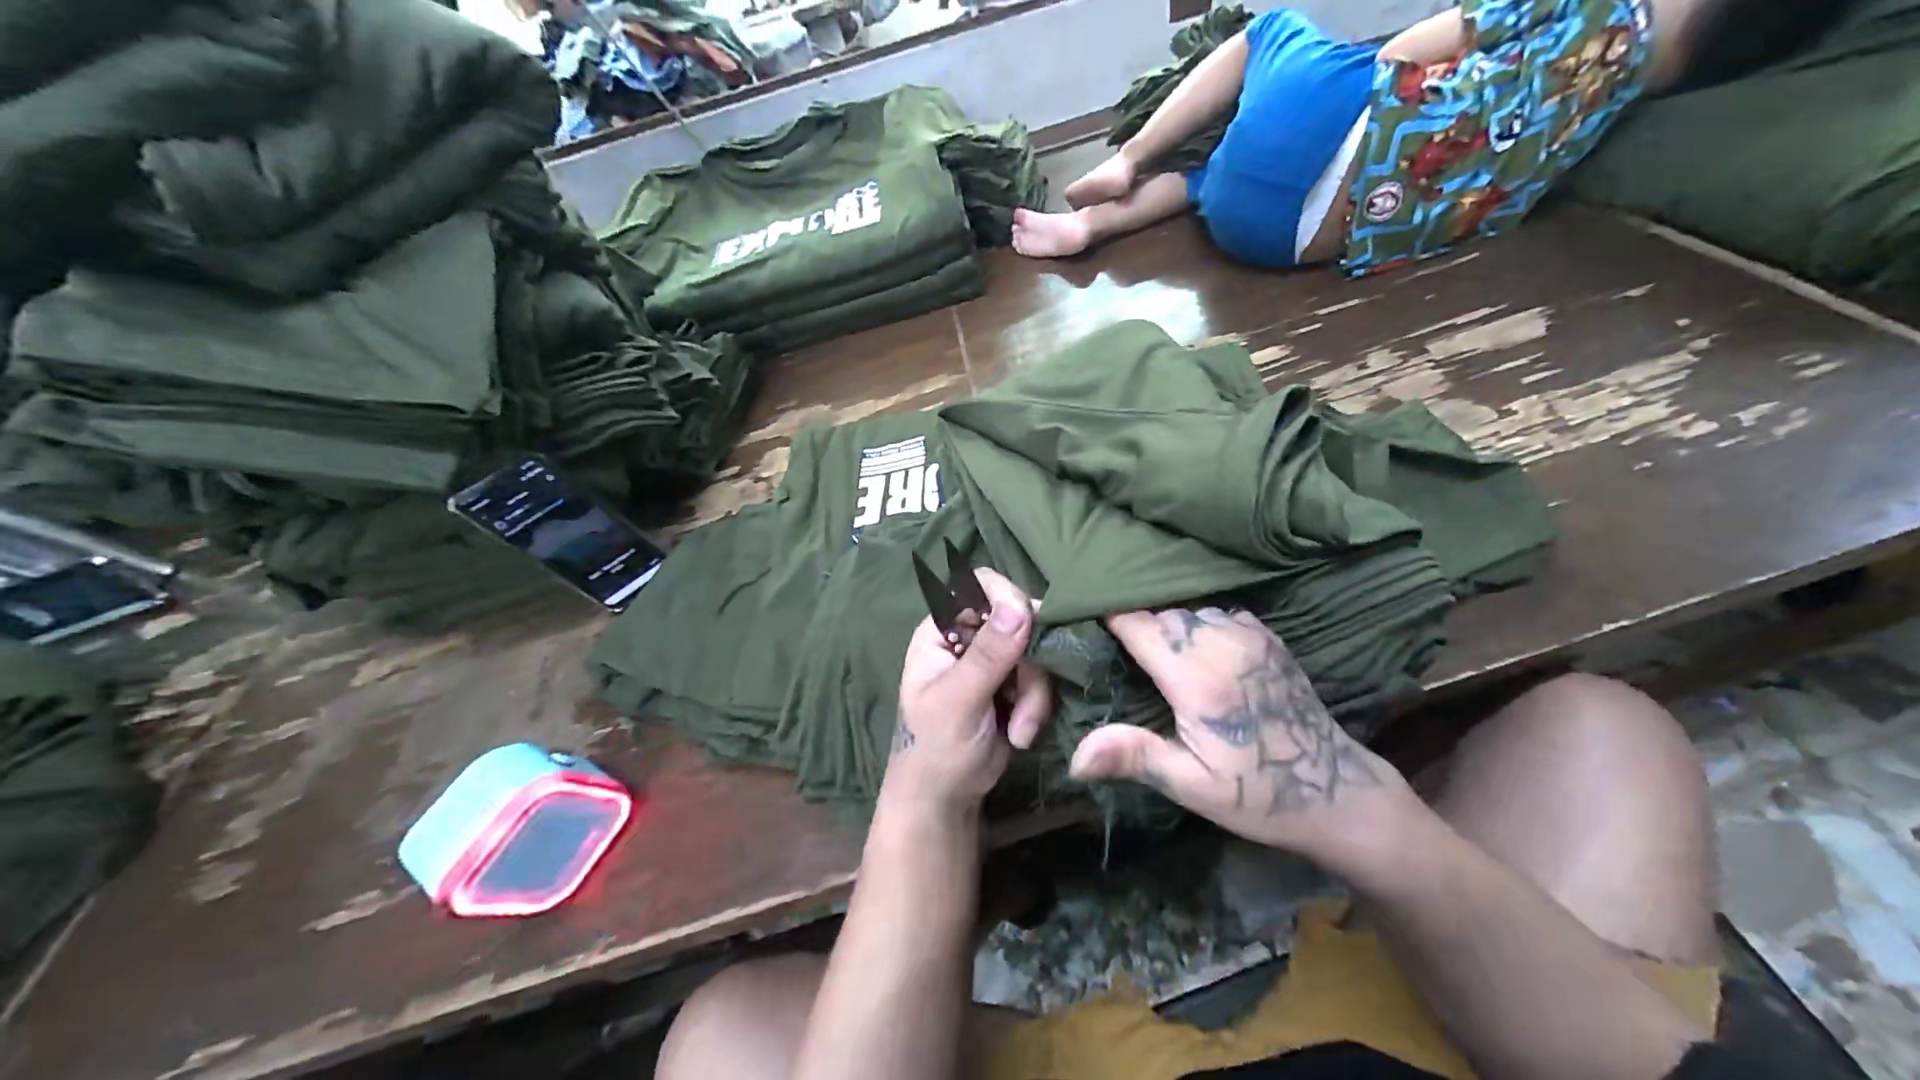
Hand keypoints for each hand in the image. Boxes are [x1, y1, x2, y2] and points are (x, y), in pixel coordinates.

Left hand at [885, 568, 1050, 817]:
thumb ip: (989, 655)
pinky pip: (1043, 677)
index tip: (1029, 627)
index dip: (1008, 599)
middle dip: (1029, 667)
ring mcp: (994, 659)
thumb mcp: (959, 701)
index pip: (980, 587)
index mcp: (942, 629)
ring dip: (1035, 696)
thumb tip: (1019, 606)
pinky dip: (1037, 708)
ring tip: (1018, 732)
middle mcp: (969, 636)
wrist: (945, 798)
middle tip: (1024, 704)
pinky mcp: (1015, 683)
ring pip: (1037, 652)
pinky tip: (1020, 735)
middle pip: (1020, 620)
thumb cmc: (934, 747)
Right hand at [1069, 607, 1414, 869]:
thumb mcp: (1191, 785)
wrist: (1337, 791)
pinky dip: (1197, 626)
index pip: (1137, 623)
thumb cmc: (1257, 794)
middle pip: (1160, 614)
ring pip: (1188, 612)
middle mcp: (1223, 644)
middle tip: (1115, 655)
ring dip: (1167, 627)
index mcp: (1198, 679)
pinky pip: (1216, 614)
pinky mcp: (1267, 638)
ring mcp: (1250, 636)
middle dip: (1135, 628)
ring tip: (1153, 657)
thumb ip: (1133, 756)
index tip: (1083, 626)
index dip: (1107, 619)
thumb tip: (1074, 758)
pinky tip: (1194, 654)